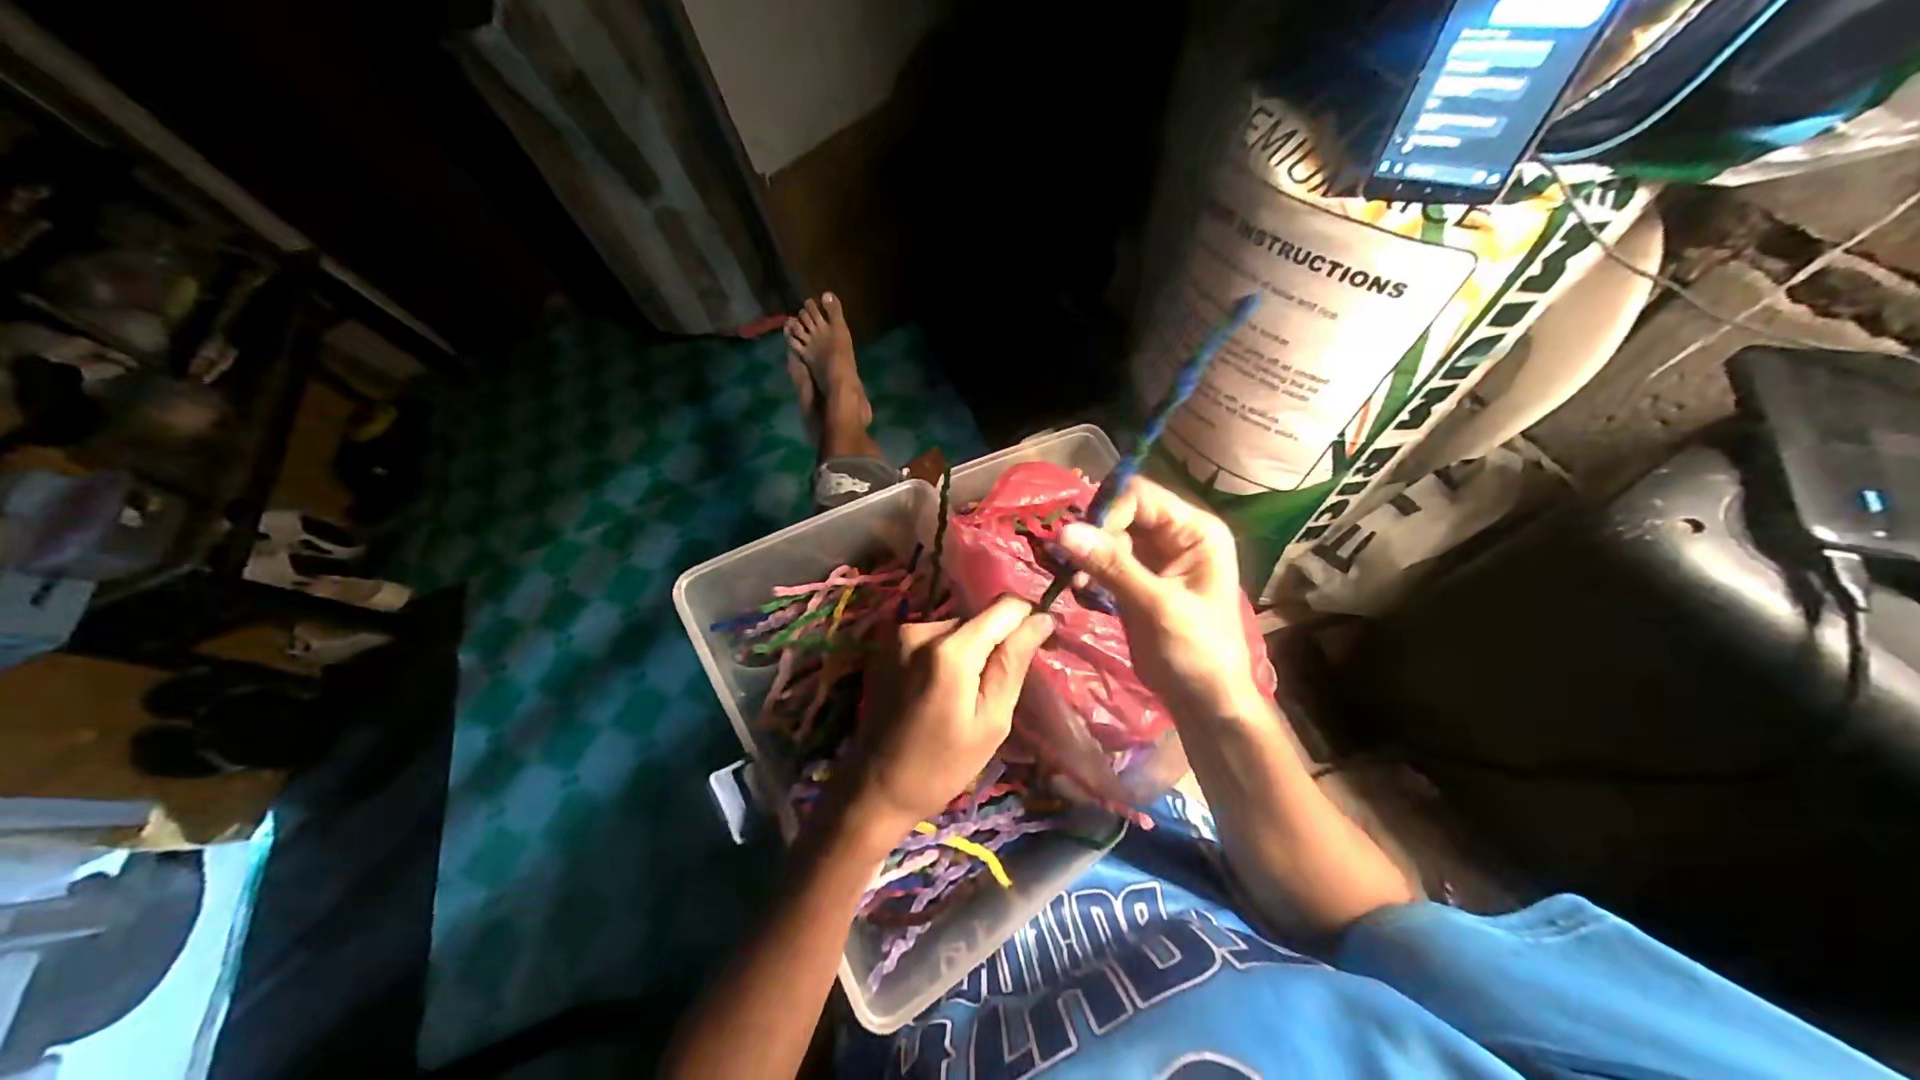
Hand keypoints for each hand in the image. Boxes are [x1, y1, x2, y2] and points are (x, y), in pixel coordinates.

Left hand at [848, 595, 1054, 832]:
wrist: (874, 787)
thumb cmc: (941, 766)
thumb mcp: (991, 721)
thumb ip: (1014, 663)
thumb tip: (1042, 618)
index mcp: (950, 649)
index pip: (1006, 607)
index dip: (1027, 623)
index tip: (1031, 654)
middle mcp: (921, 629)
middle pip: (979, 619)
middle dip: (994, 646)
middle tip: (991, 694)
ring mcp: (899, 635)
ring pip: (958, 629)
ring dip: (969, 653)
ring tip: (962, 698)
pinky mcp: (888, 646)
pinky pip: (934, 638)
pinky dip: (946, 658)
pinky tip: (938, 694)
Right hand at [1059, 476, 1264, 722]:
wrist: (1204, 701)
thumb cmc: (1197, 651)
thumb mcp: (1157, 606)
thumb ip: (1112, 566)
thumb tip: (1065, 531)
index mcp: (1196, 530)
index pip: (1141, 496)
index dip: (1107, 511)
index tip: (1078, 540)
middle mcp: (1176, 535)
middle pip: (1122, 512)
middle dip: (1092, 533)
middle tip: (1067, 560)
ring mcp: (1155, 557)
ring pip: (1108, 537)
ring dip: (1086, 554)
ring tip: (1073, 580)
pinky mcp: (1136, 579)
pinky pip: (1104, 561)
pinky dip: (1088, 571)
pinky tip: (1079, 588)